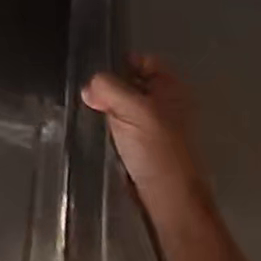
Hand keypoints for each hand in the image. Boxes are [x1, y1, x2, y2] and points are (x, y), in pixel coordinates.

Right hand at [82, 55, 203, 201]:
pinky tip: (100, 136)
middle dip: (108, 88)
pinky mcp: (143, 147)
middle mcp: (165, 102)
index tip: (96, 74)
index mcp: (170, 86)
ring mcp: (155, 126)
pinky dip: (109, 129)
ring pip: (122, 106)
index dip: (118, 62)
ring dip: (107, 111)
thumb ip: (106, 87)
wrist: (169, 201)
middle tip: (92, 97)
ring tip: (93, 117)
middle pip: (128, 82)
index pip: (140, 59)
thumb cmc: (157, 150)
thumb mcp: (131, 108)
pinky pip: (119, 128)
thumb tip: (89, 88)